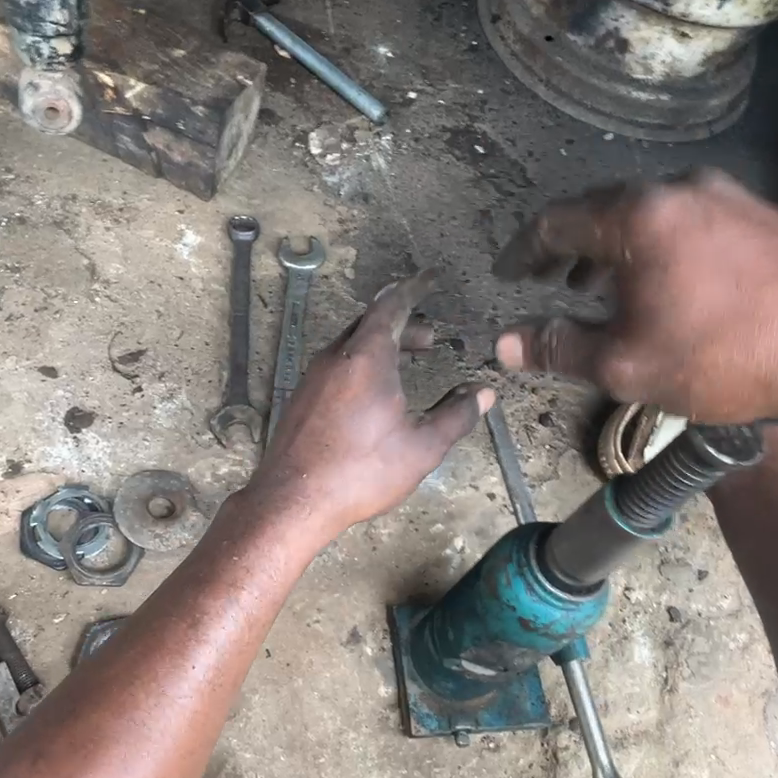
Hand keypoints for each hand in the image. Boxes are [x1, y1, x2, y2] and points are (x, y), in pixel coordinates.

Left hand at [252, 270, 493, 538]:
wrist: (293, 500)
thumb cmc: (361, 472)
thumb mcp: (421, 448)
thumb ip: (456, 416)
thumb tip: (483, 393)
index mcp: (367, 358)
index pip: (392, 306)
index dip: (414, 288)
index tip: (430, 278)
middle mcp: (336, 358)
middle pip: (370, 323)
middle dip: (402, 323)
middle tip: (429, 339)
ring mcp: (312, 378)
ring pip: (350, 346)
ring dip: (380, 346)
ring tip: (406, 364)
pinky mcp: (301, 399)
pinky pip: (336, 366)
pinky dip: (360, 365)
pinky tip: (372, 395)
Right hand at [492, 172, 777, 421]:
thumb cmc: (725, 357)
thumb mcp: (626, 364)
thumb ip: (559, 348)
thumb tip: (505, 343)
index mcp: (639, 215)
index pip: (557, 221)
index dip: (523, 251)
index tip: (508, 275)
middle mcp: (682, 188)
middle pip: (603, 210)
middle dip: (567, 249)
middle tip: (547, 282)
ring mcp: (730, 196)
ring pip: (649, 216)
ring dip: (612, 250)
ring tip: (598, 289)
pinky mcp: (764, 216)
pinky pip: (688, 223)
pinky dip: (656, 250)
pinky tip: (663, 289)